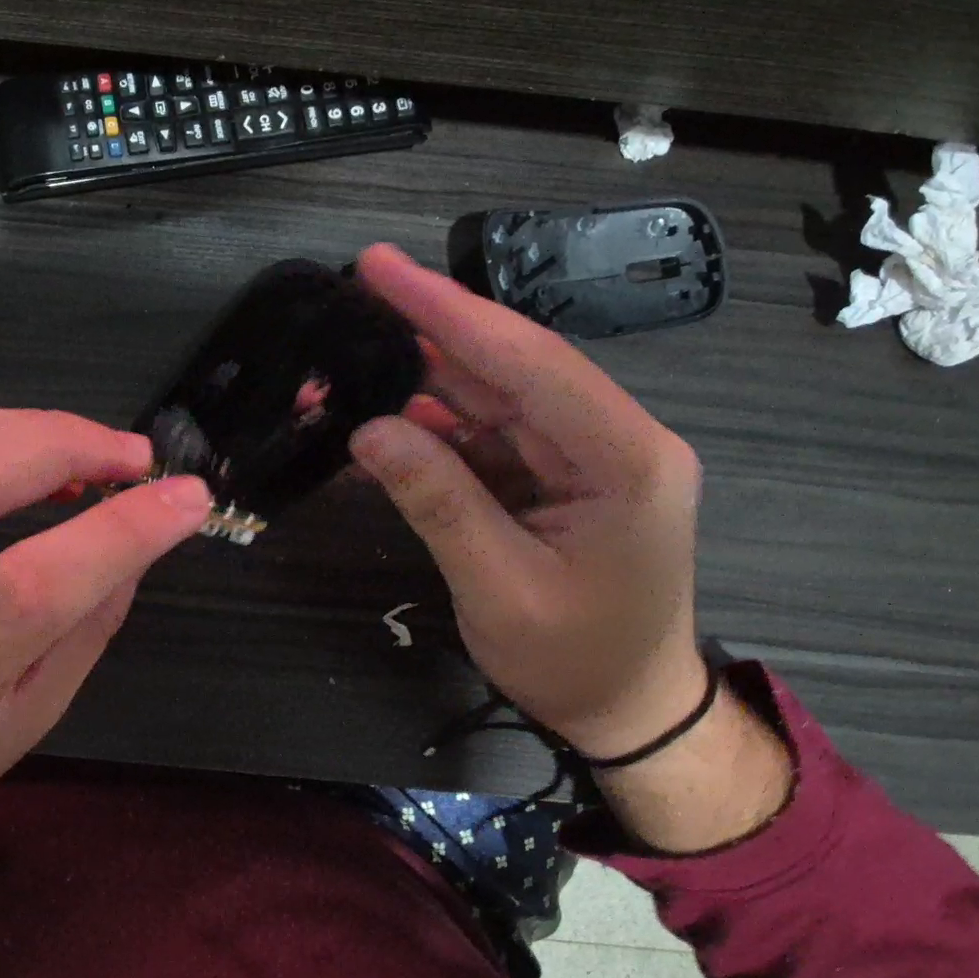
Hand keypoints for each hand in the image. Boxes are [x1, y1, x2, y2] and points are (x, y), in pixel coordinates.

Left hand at [0, 410, 211, 842]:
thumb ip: (83, 631)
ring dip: (24, 428)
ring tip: (92, 449)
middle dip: (54, 444)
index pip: (24, 591)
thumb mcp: (27, 723)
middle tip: (131, 456)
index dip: (115, 533)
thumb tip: (136, 539)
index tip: (186, 499)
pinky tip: (32, 450)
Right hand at [347, 244, 707, 758]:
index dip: (449, 311)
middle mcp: (612, 441)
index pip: (528, 363)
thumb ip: (438, 503)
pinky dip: (433, 432)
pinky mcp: (557, 477)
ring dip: (421, 385)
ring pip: (493, 398)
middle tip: (353, 300)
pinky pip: (487, 438)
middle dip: (428, 335)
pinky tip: (382, 426)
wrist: (629, 710)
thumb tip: (368, 432)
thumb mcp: (499, 589)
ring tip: (349, 370)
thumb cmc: (576, 662)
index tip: (382, 267)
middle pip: (509, 367)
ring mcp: (584, 457)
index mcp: (624, 460)